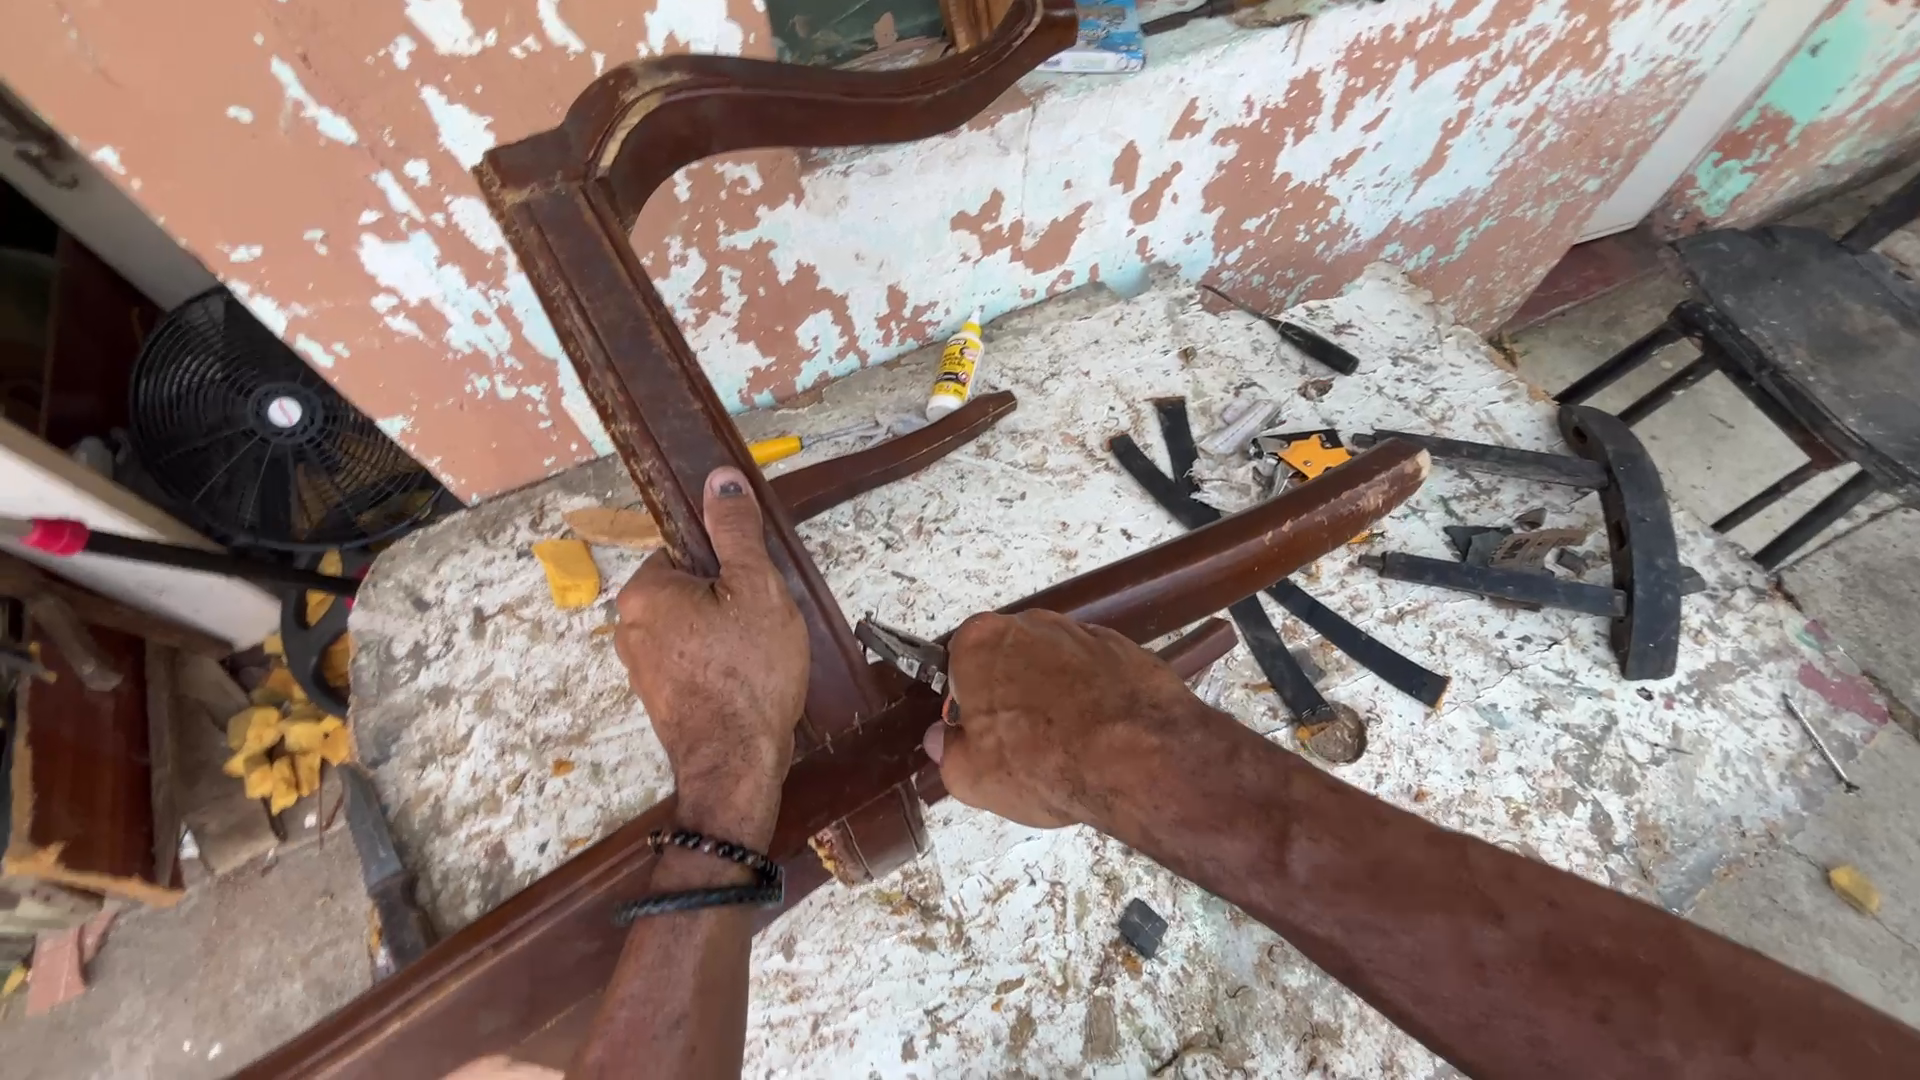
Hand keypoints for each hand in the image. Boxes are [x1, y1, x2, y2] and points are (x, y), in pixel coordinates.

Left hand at [614, 467, 808, 842]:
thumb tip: (719, 476)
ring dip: (726, 634)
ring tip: (759, 656)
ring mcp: (641, 668)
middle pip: (691, 590)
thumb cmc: (749, 670)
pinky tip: (747, 680)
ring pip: (695, 628)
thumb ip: (736, 530)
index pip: (686, 552)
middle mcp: (629, 626)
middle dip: (728, 601)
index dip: (727, 566)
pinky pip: (693, 661)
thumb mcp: (756, 587)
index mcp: (645, 591)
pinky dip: (719, 664)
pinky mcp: (659, 699)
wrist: (736, 763)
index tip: (754, 590)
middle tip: (763, 625)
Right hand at [923, 610, 1224, 830]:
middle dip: (1010, 695)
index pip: (957, 670)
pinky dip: (1092, 694)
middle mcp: (1026, 623)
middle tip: (1024, 745)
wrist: (1140, 757)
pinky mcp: (1120, 646)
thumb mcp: (971, 778)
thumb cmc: (1044, 763)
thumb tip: (943, 738)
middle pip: (1006, 661)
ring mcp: (1077, 631)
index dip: (968, 707)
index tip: (982, 736)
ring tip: (1069, 744)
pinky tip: (1101, 733)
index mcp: (978, 642)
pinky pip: (1091, 670)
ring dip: (1053, 693)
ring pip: (1050, 664)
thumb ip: (947, 751)